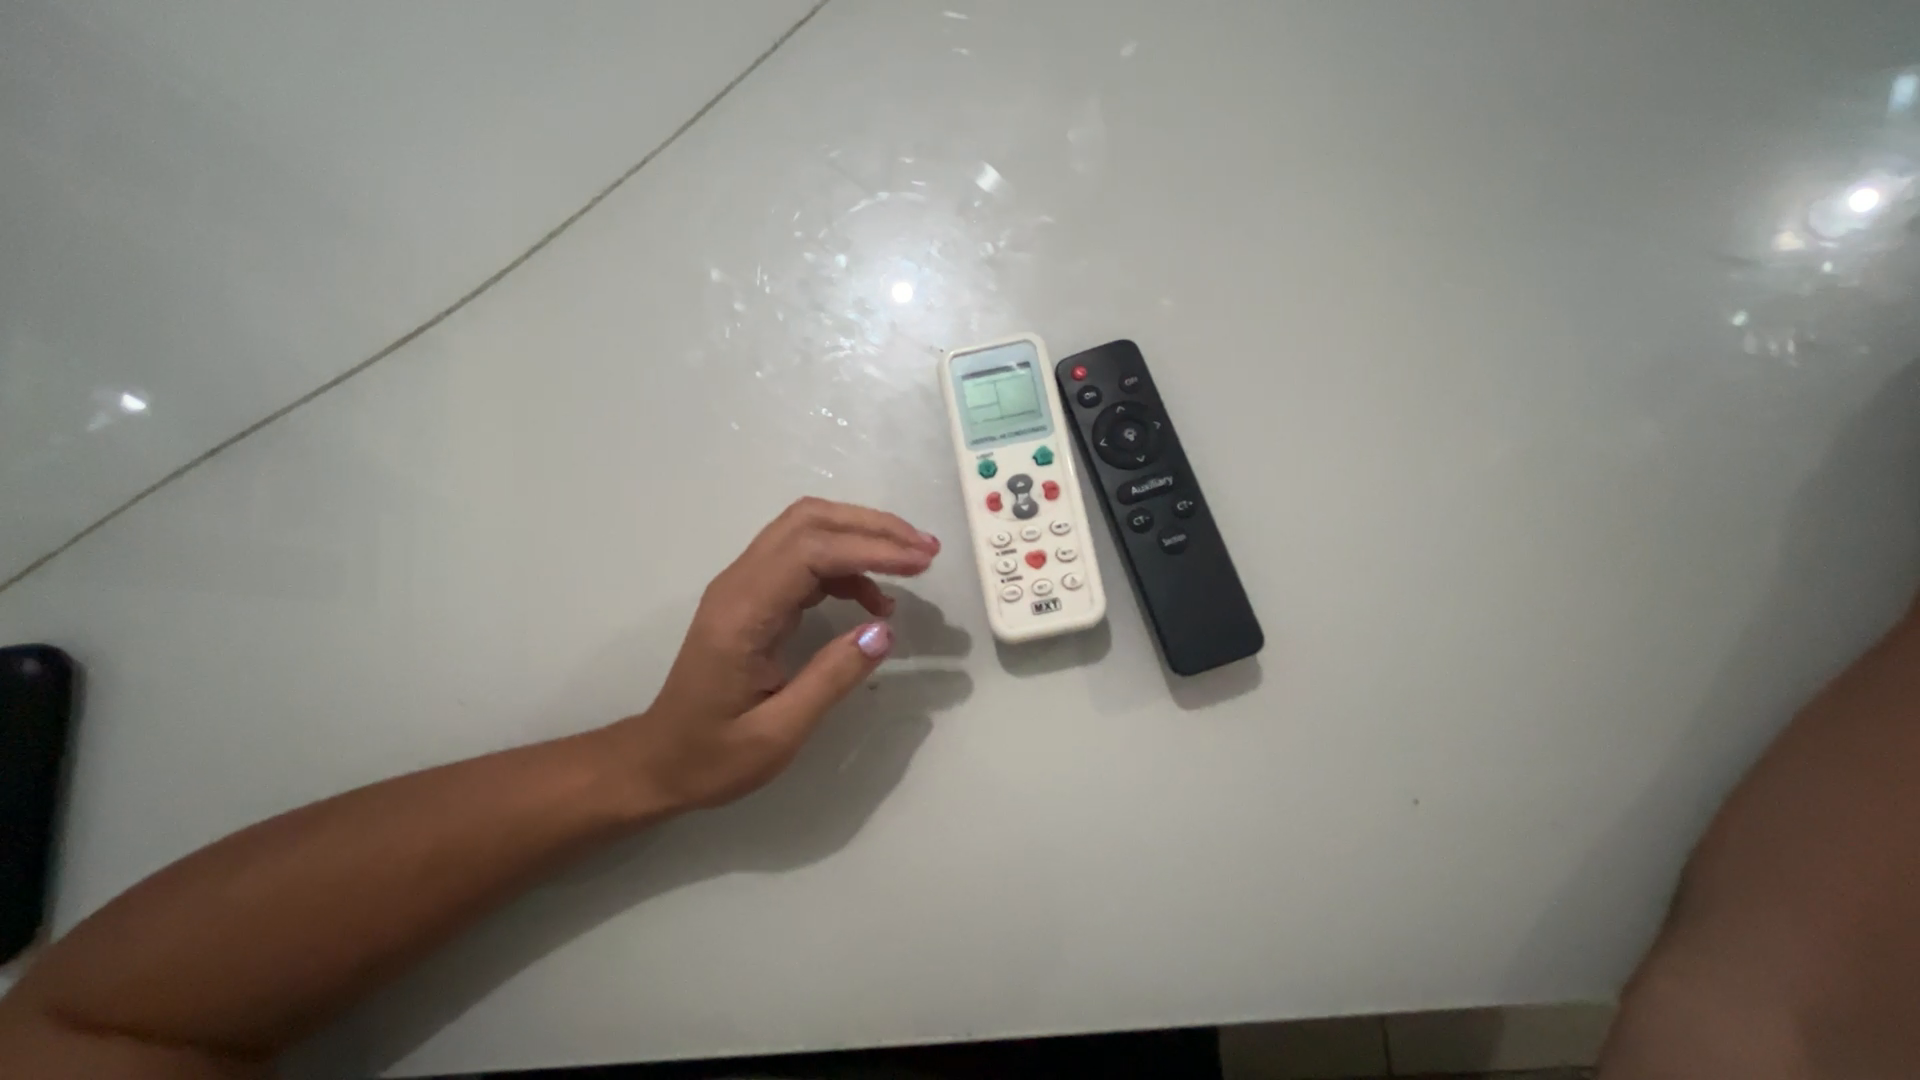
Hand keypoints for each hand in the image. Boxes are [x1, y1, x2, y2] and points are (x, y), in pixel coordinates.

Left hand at [607, 498, 940, 811]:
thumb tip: (883, 630)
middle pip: (809, 521)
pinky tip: (873, 599)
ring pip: (807, 530)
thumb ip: (831, 679)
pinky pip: (804, 557)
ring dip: (862, 537)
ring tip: (911, 566)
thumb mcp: (777, 734)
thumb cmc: (713, 754)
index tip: (920, 563)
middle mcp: (740, 583)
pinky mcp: (754, 595)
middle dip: (872, 527)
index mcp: (742, 613)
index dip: (870, 548)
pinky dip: (846, 565)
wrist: (659, 760)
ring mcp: (744, 585)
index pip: (811, 552)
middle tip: (925, 551)